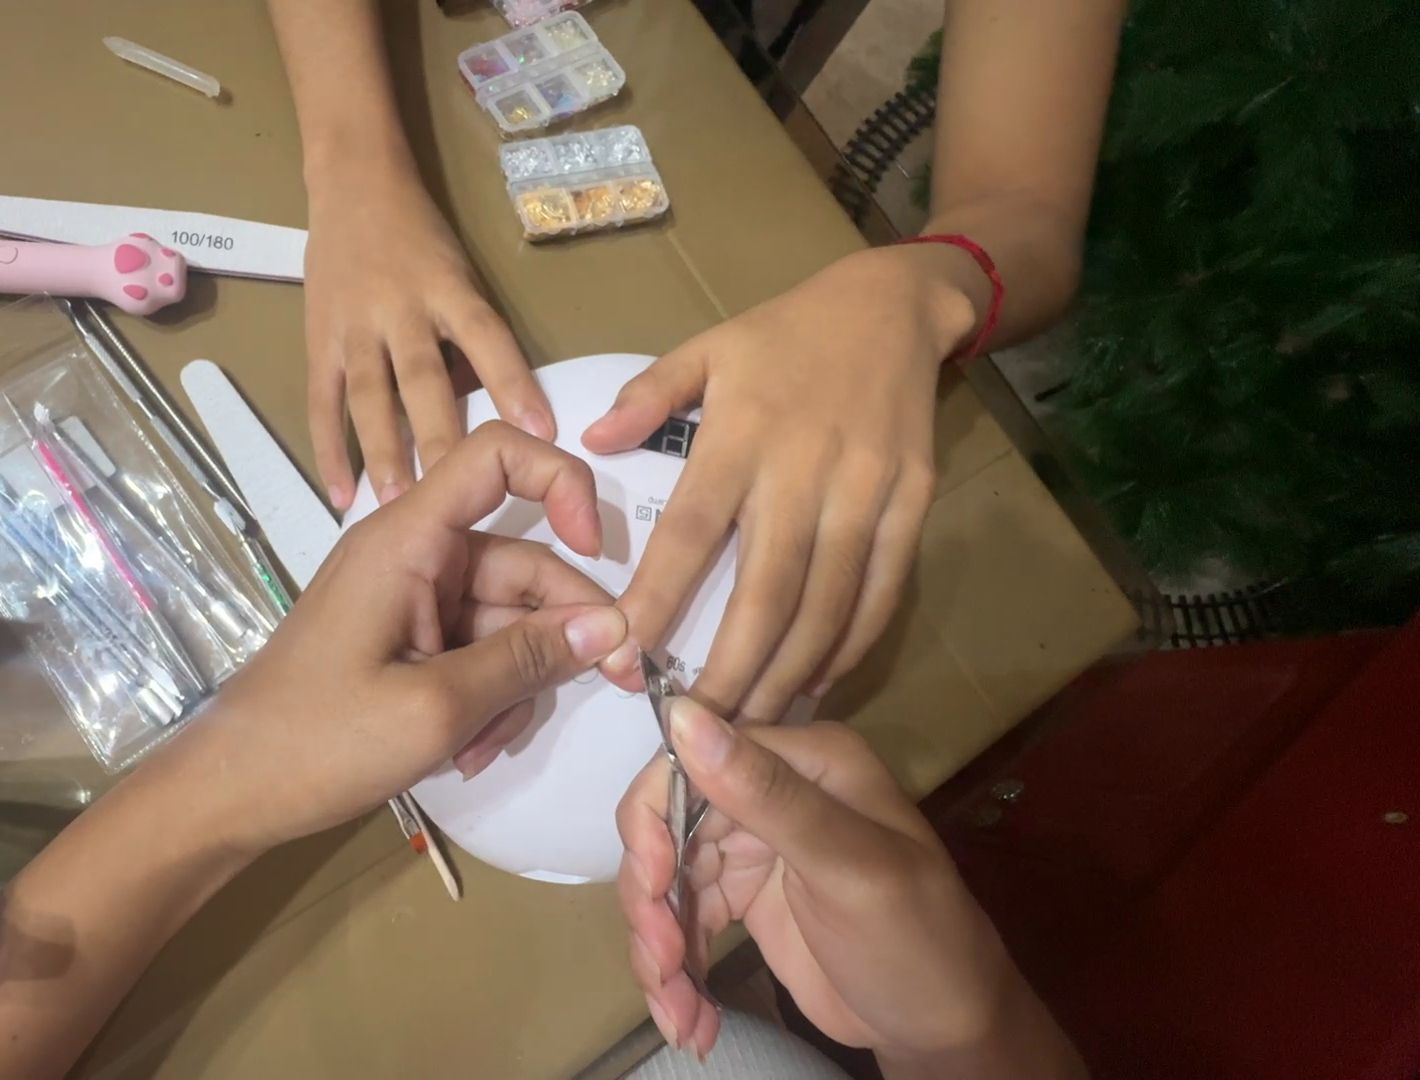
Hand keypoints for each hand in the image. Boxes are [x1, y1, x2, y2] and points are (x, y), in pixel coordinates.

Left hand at [186, 422, 624, 853]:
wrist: (233, 792)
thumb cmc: (317, 742)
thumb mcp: (436, 707)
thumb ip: (526, 661)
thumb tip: (612, 629)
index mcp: (407, 539)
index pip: (495, 457)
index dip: (560, 483)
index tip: (596, 547)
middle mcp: (415, 556)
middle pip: (520, 563)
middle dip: (561, 632)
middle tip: (614, 682)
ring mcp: (414, 601)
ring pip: (506, 621)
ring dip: (516, 684)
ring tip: (482, 746)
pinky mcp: (412, 641)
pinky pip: (478, 653)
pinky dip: (488, 698)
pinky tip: (467, 750)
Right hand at [304, 172, 553, 510]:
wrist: (352, 183)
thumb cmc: (420, 235)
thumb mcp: (459, 271)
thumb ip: (470, 334)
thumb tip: (493, 404)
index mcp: (448, 289)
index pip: (487, 337)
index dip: (512, 382)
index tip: (541, 432)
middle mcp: (400, 310)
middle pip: (421, 378)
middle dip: (438, 438)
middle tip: (455, 498)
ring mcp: (353, 328)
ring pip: (369, 396)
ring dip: (382, 451)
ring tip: (394, 503)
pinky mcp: (318, 342)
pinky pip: (323, 402)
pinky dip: (328, 449)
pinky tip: (341, 493)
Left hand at [587, 245, 982, 720]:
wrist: (893, 306)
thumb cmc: (780, 336)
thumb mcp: (705, 348)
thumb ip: (647, 395)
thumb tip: (591, 438)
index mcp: (740, 438)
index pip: (690, 534)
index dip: (657, 600)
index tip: (625, 657)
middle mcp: (803, 473)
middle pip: (764, 591)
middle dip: (730, 667)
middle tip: (698, 725)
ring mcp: (867, 492)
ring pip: (827, 603)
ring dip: (789, 672)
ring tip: (752, 724)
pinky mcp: (914, 503)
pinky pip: (884, 588)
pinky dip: (853, 642)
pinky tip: (819, 681)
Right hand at [618, 703, 1066, 1071]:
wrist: (950, 1036)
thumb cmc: (918, 942)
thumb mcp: (849, 865)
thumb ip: (768, 793)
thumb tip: (681, 713)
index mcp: (798, 757)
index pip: (691, 758)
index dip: (655, 816)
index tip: (653, 885)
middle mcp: (764, 785)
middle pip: (666, 819)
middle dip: (653, 895)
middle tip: (662, 962)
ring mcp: (746, 839)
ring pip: (663, 872)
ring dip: (658, 942)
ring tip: (677, 1010)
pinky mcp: (734, 890)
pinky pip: (679, 912)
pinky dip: (674, 965)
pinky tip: (690, 1017)